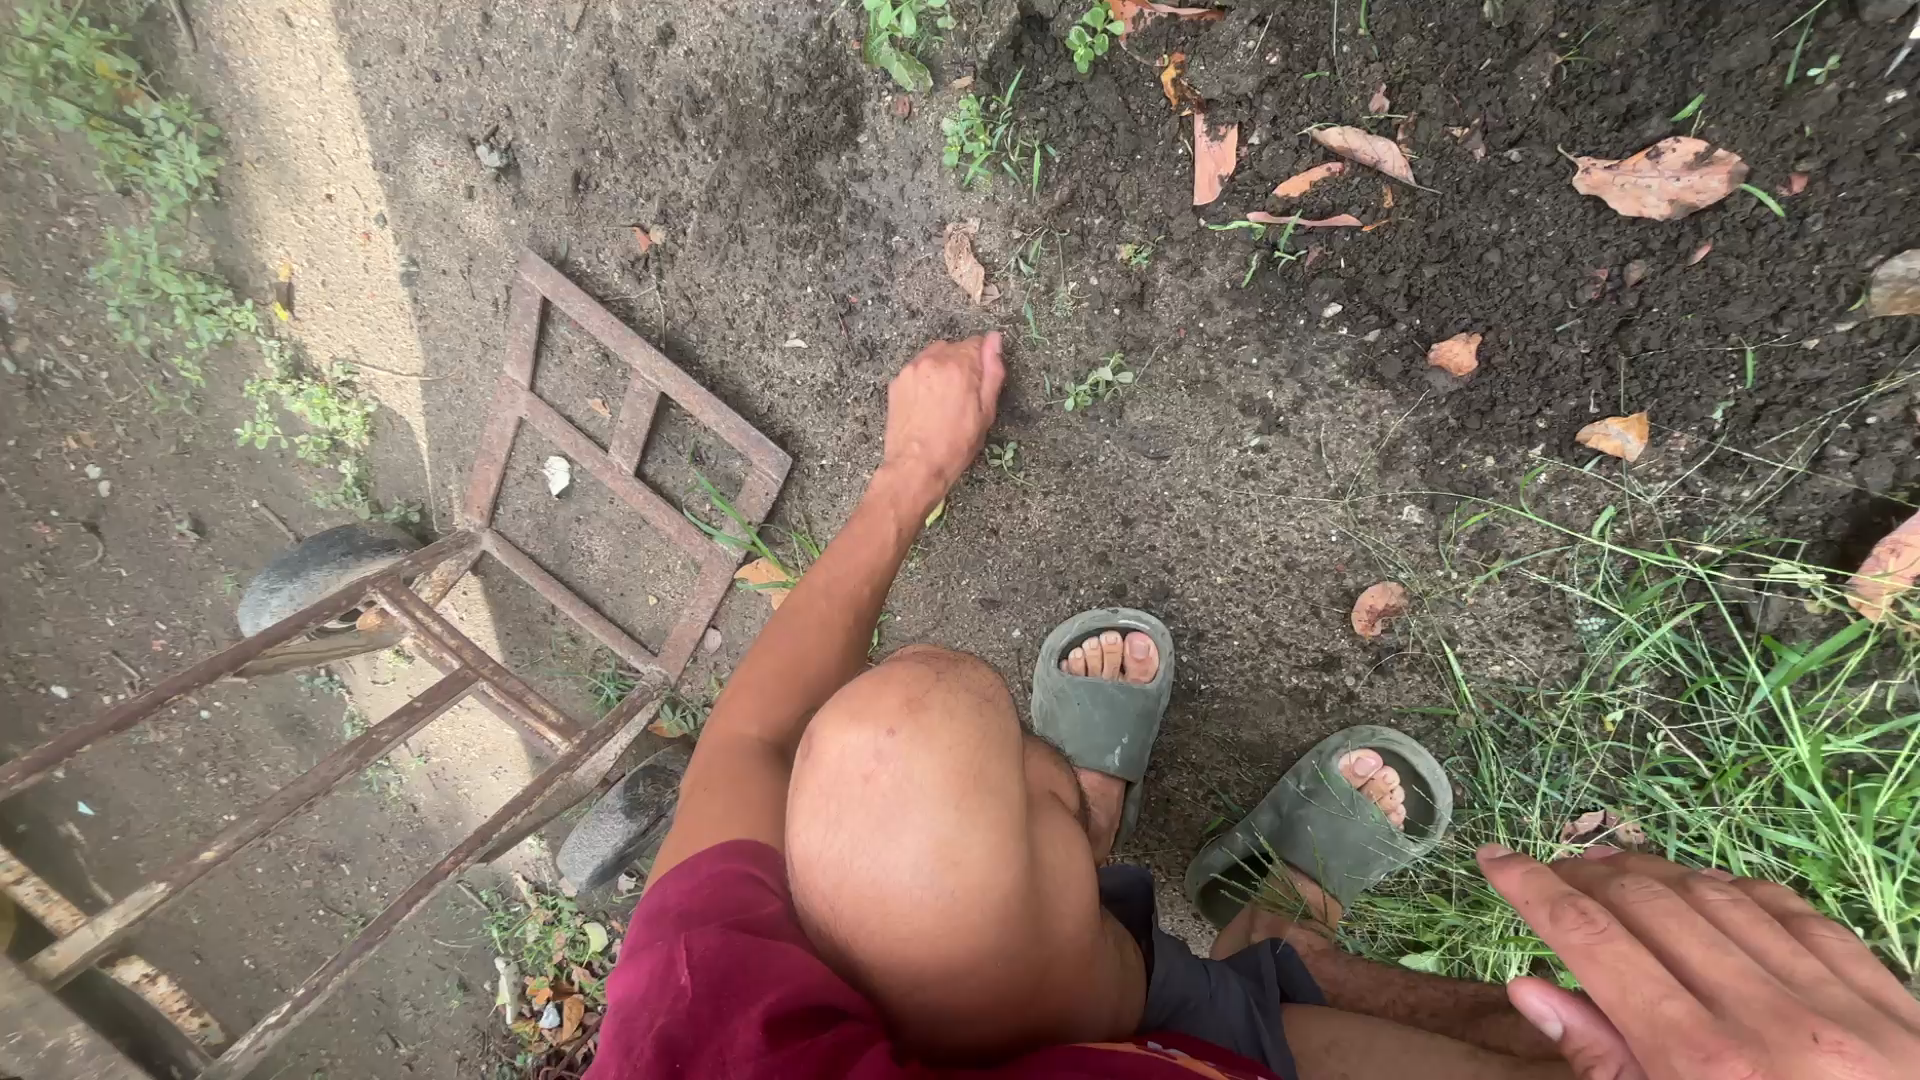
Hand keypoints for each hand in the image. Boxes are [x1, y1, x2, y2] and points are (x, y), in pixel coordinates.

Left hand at [876, 332, 1004, 517]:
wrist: (916, 466)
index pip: (977, 343)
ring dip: (942, 371)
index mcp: (959, 365)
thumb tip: (995, 339)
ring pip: (935, 357)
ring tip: (943, 401)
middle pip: (955, 349)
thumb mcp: (986, 411)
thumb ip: (992, 371)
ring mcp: (912, 370)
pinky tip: (927, 404)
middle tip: (962, 397)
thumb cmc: (955, 444)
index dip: (982, 363)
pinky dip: (925, 380)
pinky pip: (917, 370)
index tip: (979, 384)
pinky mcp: (897, 382)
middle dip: (962, 366)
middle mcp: (933, 360)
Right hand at [1480, 844, 1919, 1079]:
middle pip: (1645, 900)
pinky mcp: (1904, 1012)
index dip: (1528, 884)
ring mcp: (1847, 1011)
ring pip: (1716, 894)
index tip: (1493, 857)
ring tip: (1616, 877)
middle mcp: (1770, 1021)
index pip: (1587, 935)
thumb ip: (1604, 1063)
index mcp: (1703, 1063)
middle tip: (1552, 877)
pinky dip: (1739, 891)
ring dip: (1651, 874)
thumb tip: (1527, 989)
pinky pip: (1801, 916)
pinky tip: (1709, 893)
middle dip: (1581, 874)